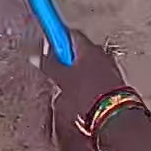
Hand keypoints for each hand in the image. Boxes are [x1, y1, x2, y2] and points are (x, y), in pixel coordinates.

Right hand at [32, 30, 133, 150]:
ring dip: (76, 71)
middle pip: (79, 50)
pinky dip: (85, 82)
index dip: (57, 37)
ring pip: (87, 64)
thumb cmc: (88, 93)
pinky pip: (94, 77)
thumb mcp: (63, 78)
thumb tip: (36, 56)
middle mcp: (102, 55)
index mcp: (88, 48)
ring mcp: (109, 69)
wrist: (115, 116)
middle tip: (53, 69)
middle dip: (66, 57)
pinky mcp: (113, 84)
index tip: (48, 44)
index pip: (70, 34)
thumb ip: (50, 65)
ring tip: (65, 85)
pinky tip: (79, 94)